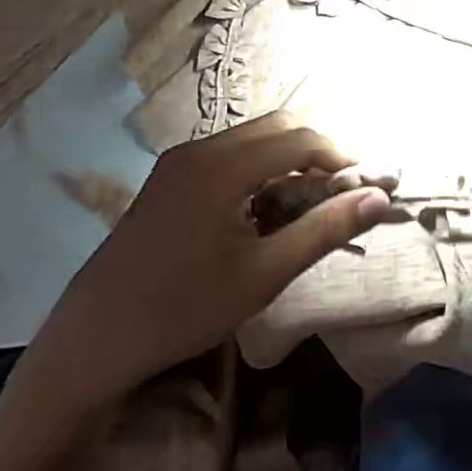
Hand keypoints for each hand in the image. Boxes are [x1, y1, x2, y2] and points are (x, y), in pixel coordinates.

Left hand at [28, 114, 393, 403]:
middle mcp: (200, 151)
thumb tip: (380, 198)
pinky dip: (263, 170)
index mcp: (221, 168)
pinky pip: (232, 155)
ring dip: (291, 161)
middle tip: (338, 195)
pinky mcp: (170, 179)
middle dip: (319, 154)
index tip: (365, 190)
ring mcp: (180, 163)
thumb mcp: (266, 274)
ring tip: (306, 207)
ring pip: (256, 139)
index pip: (302, 139)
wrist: (91, 343)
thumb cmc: (183, 309)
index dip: (342, 159)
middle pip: (280, 128)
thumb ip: (326, 229)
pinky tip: (264, 212)